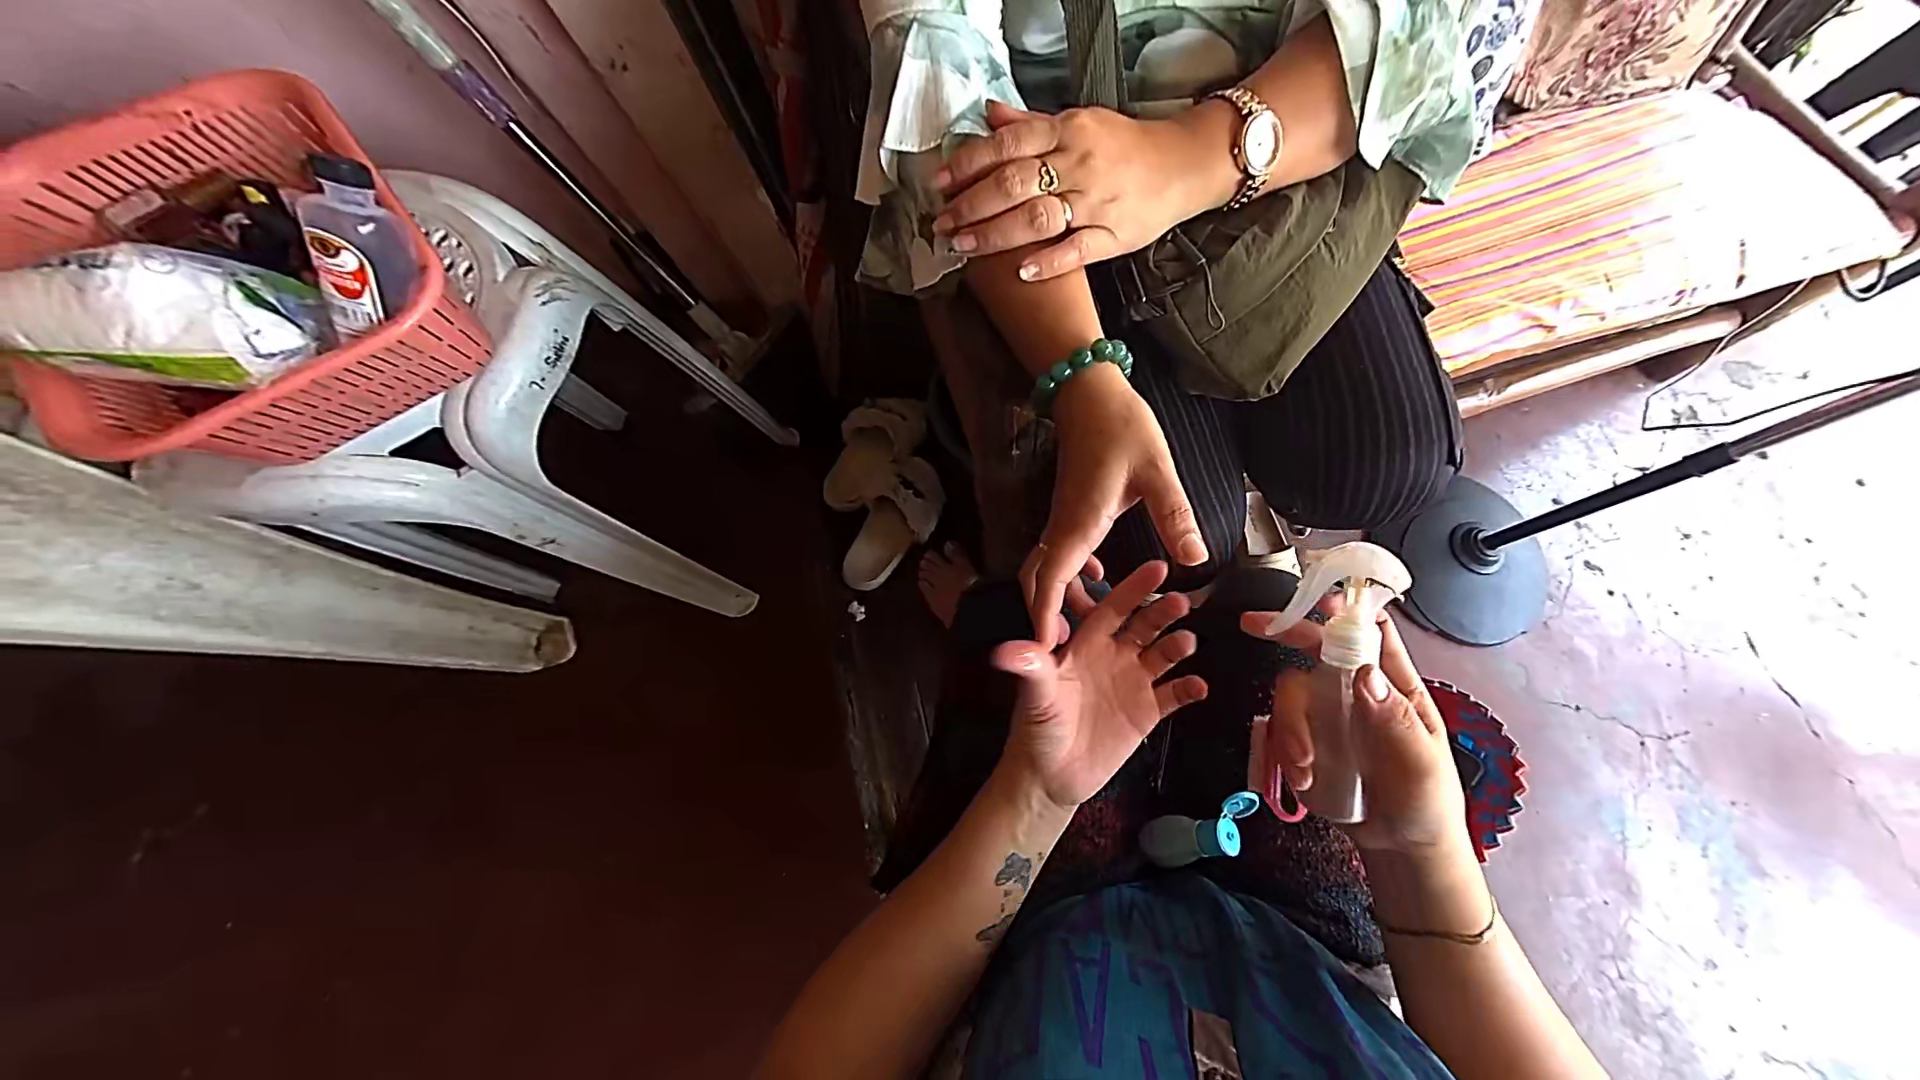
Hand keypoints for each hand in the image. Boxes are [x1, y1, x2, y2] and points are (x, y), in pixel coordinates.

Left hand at [933, 101, 1229, 280]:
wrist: (1183, 165)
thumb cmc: (1125, 147)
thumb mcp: (1079, 124)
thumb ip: (1031, 123)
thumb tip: (990, 115)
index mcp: (1067, 132)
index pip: (1007, 145)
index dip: (968, 164)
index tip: (940, 184)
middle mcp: (1078, 164)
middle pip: (1014, 184)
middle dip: (971, 205)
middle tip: (942, 225)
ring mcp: (1095, 202)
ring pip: (1037, 218)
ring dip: (995, 235)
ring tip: (964, 246)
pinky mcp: (1113, 235)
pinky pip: (1076, 250)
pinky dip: (1047, 261)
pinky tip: (1021, 271)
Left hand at [994, 561, 1207, 811]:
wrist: (1051, 774)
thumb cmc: (1037, 728)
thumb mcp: (1035, 696)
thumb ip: (1031, 670)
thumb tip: (1007, 651)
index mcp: (1086, 644)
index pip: (1112, 607)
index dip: (1133, 588)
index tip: (1156, 567)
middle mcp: (1113, 656)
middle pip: (1143, 626)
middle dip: (1162, 611)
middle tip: (1181, 600)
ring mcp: (1133, 682)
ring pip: (1162, 655)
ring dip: (1177, 646)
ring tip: (1186, 641)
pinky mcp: (1147, 712)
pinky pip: (1174, 695)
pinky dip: (1188, 689)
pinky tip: (1198, 686)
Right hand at [1022, 364, 1206, 647]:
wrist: (1089, 393)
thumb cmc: (1120, 428)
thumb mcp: (1157, 472)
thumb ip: (1175, 516)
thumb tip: (1197, 561)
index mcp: (1079, 525)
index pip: (1050, 579)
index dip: (1044, 615)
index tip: (1043, 647)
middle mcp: (1063, 527)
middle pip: (1039, 580)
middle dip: (1047, 613)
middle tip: (1067, 643)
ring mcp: (1062, 519)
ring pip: (1047, 569)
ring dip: (1060, 596)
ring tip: (1086, 620)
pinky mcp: (1068, 511)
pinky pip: (1059, 553)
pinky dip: (1069, 574)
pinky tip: (1099, 577)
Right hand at [1242, 597, 1468, 855]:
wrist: (1397, 848)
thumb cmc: (1424, 803)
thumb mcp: (1422, 765)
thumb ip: (1395, 721)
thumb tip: (1365, 672)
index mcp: (1392, 686)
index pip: (1372, 632)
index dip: (1348, 611)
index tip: (1322, 600)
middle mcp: (1353, 690)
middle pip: (1314, 647)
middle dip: (1283, 631)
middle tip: (1251, 625)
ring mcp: (1325, 714)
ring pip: (1289, 690)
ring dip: (1289, 725)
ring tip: (1303, 765)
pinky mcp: (1302, 738)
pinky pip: (1277, 725)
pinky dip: (1282, 747)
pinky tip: (1301, 775)